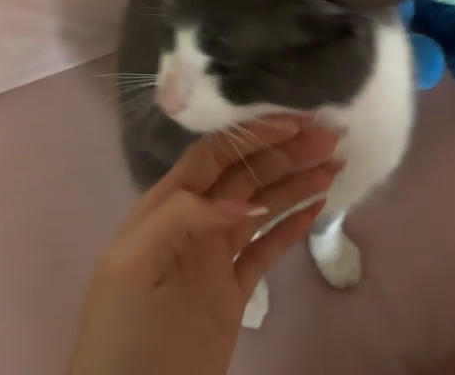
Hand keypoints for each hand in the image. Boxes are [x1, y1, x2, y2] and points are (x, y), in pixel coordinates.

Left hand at [67, 117, 341, 374]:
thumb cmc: (120, 330)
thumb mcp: (133, 264)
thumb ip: (180, 217)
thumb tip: (245, 199)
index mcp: (165, 206)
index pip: (214, 155)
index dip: (253, 135)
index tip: (293, 123)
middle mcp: (193, 221)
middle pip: (246, 174)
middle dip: (286, 151)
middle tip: (329, 136)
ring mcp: (215, 255)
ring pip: (263, 205)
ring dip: (297, 182)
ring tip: (334, 164)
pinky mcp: (232, 291)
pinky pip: (268, 248)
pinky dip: (293, 225)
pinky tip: (318, 206)